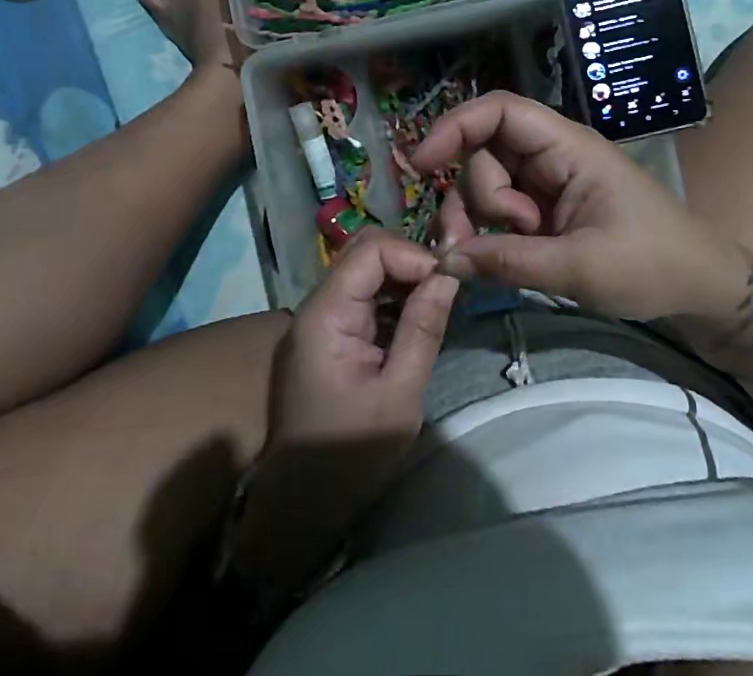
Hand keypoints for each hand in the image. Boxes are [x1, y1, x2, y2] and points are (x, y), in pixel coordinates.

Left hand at [266, 229, 456, 465]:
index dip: (413, 256)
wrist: (303, 499)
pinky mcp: (331, 334)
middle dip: (410, 260)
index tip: (448, 283)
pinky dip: (394, 297)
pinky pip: (364, 296)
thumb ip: (423, 329)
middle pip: (364, 252)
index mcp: (327, 316)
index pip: (371, 251)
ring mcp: (322, 319)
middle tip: (446, 288)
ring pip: (365, 270)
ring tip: (439, 301)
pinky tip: (418, 317)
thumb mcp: (400, 394)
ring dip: (404, 277)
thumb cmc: (351, 454)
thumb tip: (449, 275)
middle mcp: (318, 306)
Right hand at [409, 91, 748, 321]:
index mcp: (568, 149)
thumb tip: (445, 260)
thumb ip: (509, 261)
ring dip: (476, 221)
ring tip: (492, 262)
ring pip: (483, 184)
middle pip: (482, 154)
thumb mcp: (579, 267)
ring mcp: (545, 185)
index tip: (421, 163)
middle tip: (487, 245)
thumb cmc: (652, 264)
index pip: (500, 111)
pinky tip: (489, 263)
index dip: (455, 126)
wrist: (696, 287)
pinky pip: (497, 211)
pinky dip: (485, 235)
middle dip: (474, 199)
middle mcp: (551, 158)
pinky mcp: (543, 212)